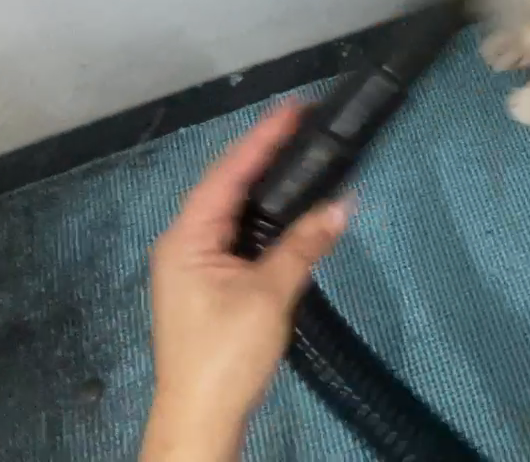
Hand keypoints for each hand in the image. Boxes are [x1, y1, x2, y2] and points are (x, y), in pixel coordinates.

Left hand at [145, 104, 352, 460]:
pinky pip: (237, 229)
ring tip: (297, 150)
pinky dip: (263, 211)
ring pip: (233, 207)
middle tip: (303, 123)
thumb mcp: (269, 294)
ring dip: (264, 180)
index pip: (229, 172)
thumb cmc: (226, 354)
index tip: (294, 108)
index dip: (263, 138)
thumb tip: (343, 203)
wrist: (199, 421)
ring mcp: (195, 261)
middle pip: (227, 183)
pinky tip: (286, 202)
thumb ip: (305, 244)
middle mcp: (185, 240)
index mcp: (188, 236)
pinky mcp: (209, 279)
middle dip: (263, 152)